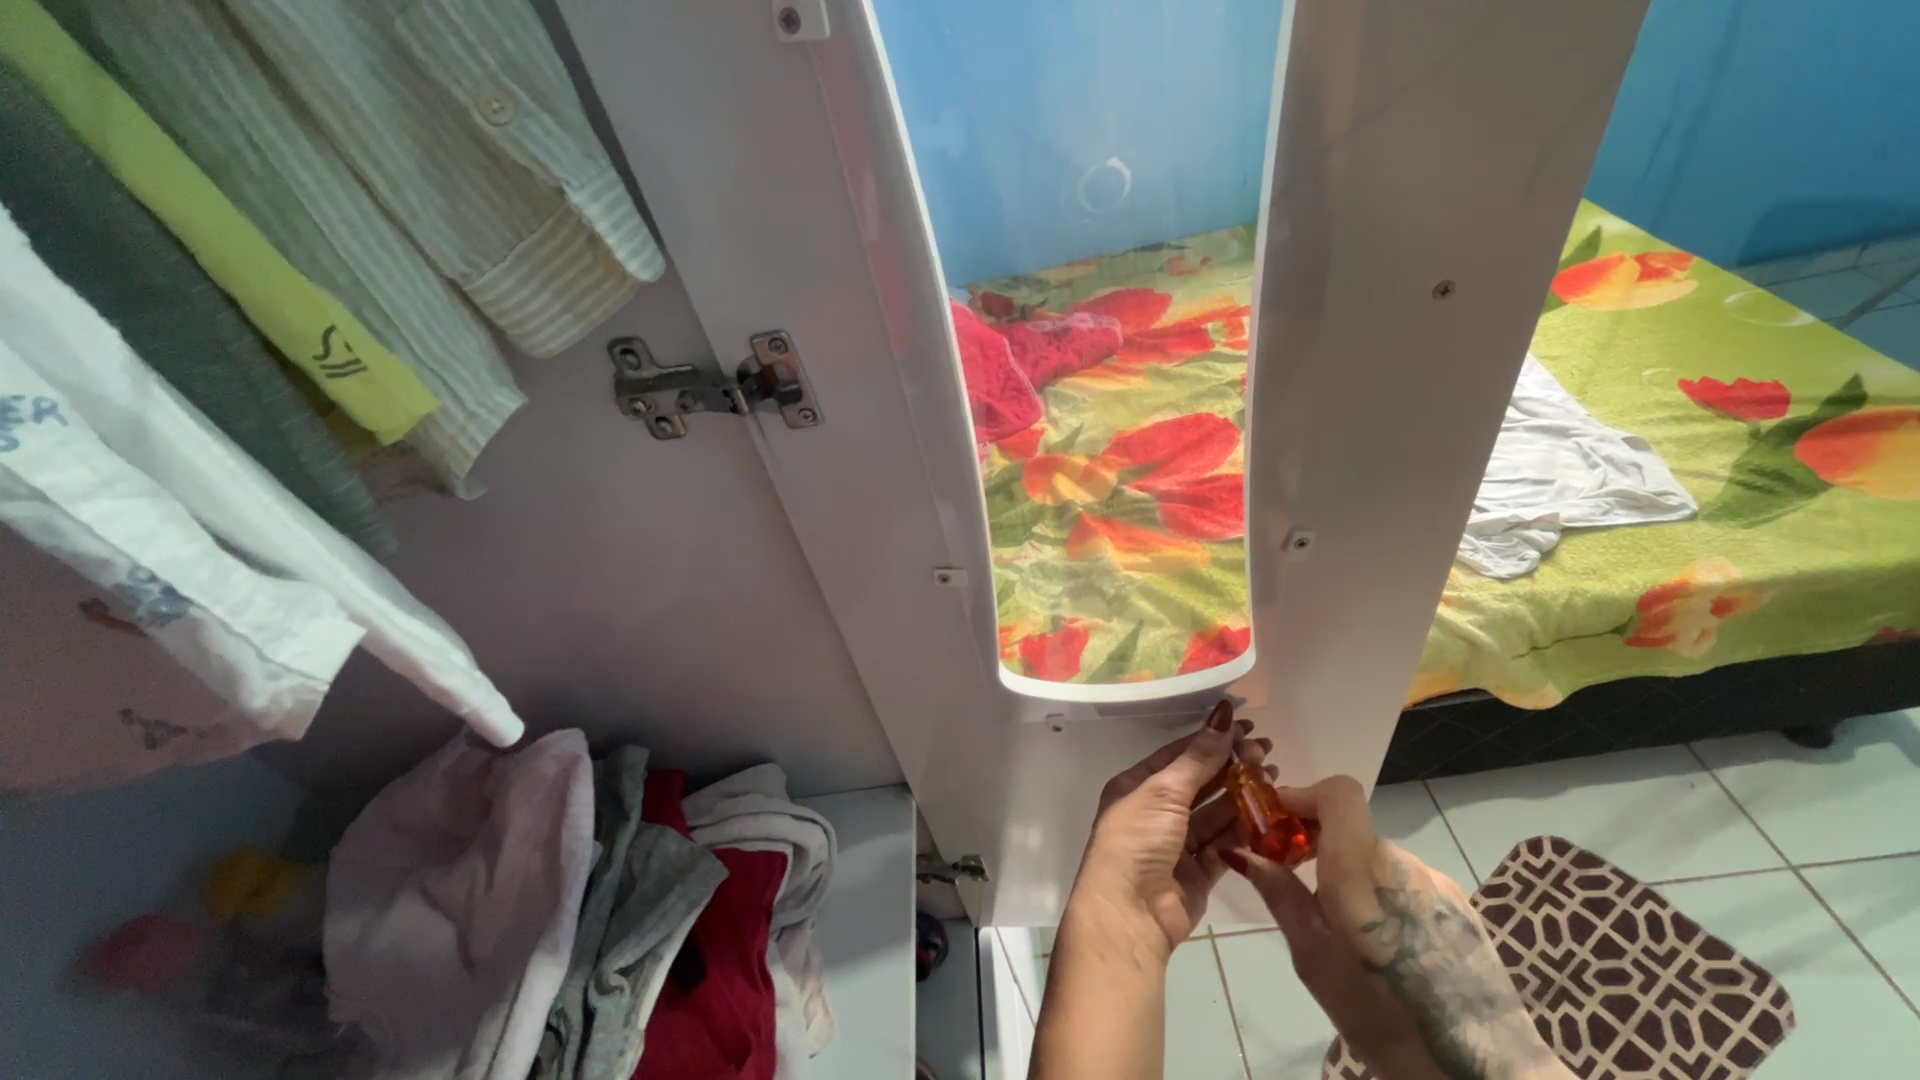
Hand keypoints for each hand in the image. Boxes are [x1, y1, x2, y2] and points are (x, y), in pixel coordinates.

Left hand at [1066, 700, 1269, 959]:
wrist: (1129, 914)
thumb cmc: (1136, 841)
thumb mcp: (1163, 792)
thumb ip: (1197, 758)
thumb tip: (1221, 717)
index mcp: (1136, 787)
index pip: (1178, 755)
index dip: (1210, 740)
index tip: (1245, 727)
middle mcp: (1155, 812)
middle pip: (1200, 782)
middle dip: (1231, 765)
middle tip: (1267, 750)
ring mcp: (1177, 843)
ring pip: (1216, 812)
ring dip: (1244, 794)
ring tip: (1275, 774)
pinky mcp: (1199, 871)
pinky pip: (1226, 843)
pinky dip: (1247, 829)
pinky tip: (1272, 812)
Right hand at [1227, 777, 1569, 1079]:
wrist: (1479, 1071)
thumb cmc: (1382, 1016)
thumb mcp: (1314, 959)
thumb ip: (1281, 895)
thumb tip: (1243, 852)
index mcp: (1361, 869)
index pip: (1338, 792)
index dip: (1304, 794)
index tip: (1278, 822)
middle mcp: (1402, 862)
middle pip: (1352, 829)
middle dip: (1317, 843)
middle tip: (1291, 878)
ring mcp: (1437, 883)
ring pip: (1377, 859)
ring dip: (1349, 873)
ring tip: (1339, 928)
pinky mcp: (1459, 908)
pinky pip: (1405, 882)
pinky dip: (1380, 894)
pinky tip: (1380, 945)